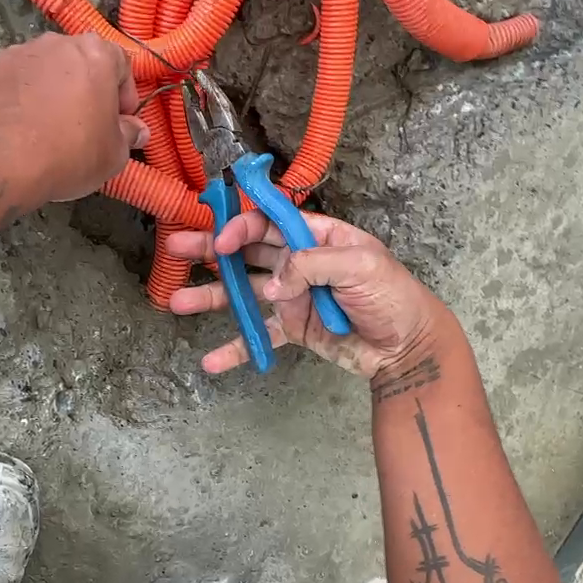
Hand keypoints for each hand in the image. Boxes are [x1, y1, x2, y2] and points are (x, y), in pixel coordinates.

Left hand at [0, 33, 149, 203]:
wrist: (5, 163)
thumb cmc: (70, 154)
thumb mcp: (114, 154)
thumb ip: (129, 135)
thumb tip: (137, 130)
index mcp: (96, 54)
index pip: (121, 65)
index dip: (125, 95)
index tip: (122, 121)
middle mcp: (57, 43)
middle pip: (81, 63)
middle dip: (87, 89)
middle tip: (88, 125)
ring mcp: (19, 53)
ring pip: (45, 69)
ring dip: (53, 91)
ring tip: (50, 127)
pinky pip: (14, 81)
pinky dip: (21, 97)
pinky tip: (22, 126)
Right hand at [166, 211, 460, 378]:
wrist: (406, 348)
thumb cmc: (393, 298)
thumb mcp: (361, 267)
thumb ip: (312, 265)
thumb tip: (273, 286)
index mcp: (318, 236)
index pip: (271, 221)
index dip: (242, 224)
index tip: (221, 239)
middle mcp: (300, 262)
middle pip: (247, 252)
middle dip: (211, 248)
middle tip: (176, 246)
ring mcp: (294, 297)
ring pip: (244, 292)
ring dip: (211, 295)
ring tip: (176, 301)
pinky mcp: (294, 329)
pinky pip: (259, 335)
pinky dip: (236, 348)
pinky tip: (211, 360)